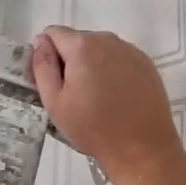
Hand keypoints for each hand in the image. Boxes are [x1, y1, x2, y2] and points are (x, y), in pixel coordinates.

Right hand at [30, 26, 183, 181]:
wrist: (143, 150)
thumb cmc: (94, 129)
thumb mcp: (55, 102)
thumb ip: (42, 66)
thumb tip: (40, 41)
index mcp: (82, 46)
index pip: (53, 33)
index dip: (48, 55)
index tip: (56, 82)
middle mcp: (107, 39)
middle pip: (77, 39)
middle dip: (71, 59)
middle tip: (75, 94)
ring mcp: (129, 50)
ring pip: (98, 48)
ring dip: (92, 63)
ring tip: (98, 97)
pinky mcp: (146, 63)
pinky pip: (118, 57)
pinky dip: (112, 69)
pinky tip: (117, 95)